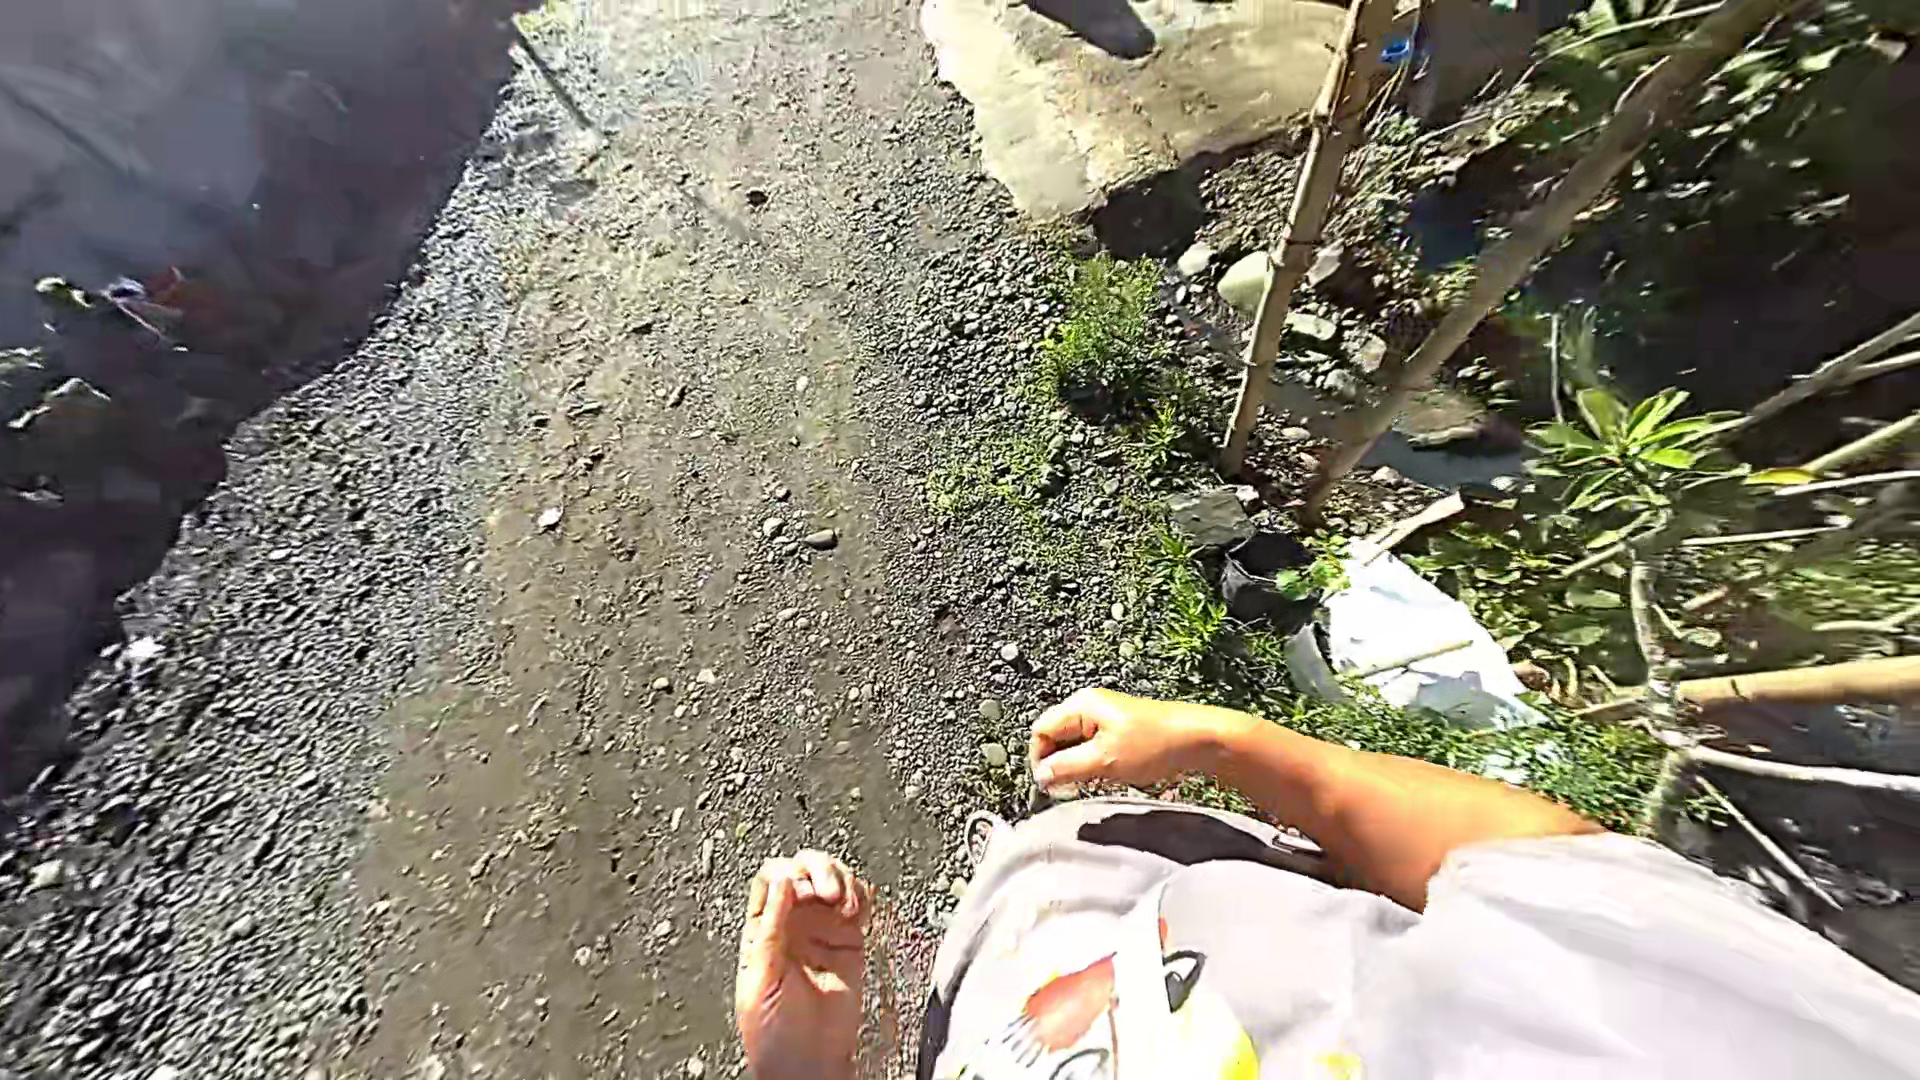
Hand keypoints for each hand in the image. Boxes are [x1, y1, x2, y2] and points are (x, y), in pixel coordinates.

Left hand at [734, 851, 871, 1079]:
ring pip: (832, 874)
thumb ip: (770, 930)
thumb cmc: (776, 1036)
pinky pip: (858, 897)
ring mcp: (823, 924)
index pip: (772, 879)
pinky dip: (861, 893)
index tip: (798, 890)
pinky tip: (858, 911)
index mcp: (764, 929)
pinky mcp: (849, 935)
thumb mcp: (761, 982)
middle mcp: (794, 920)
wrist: (813, 1065)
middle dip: (819, 869)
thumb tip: (780, 882)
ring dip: (842, 878)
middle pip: (804, 867)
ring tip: (845, 904)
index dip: (786, 875)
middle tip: (827, 891)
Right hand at [1029, 688, 1248, 794]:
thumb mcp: (1104, 760)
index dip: (1040, 759)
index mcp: (1080, 705)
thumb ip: (1067, 768)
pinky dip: (1090, 763)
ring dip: (1075, 766)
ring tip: (1087, 785)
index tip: (1051, 786)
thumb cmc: (1153, 744)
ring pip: (1073, 744)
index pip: (1041, 731)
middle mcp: (1087, 706)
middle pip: (1055, 736)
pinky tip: (1103, 778)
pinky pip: (1090, 746)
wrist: (1199, 739)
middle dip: (1057, 763)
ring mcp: (1103, 717)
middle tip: (1069, 789)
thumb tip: (1040, 776)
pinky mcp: (1117, 729)